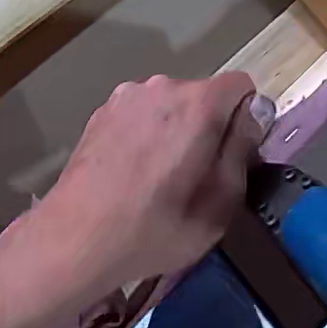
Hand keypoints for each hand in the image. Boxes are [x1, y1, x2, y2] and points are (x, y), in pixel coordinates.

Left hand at [31, 73, 273, 291]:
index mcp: (199, 104)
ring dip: (177, 127)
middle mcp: (164, 86)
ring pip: (172, 103)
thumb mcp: (220, 203)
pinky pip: (143, 111)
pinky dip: (147, 131)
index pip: (242, 85)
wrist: (73, 242)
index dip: (246, 117)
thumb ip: (242, 149)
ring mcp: (128, 95)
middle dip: (211, 124)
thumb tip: (253, 115)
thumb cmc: (155, 228)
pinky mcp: (102, 110)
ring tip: (160, 173)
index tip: (234, 153)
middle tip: (197, 173)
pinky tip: (132, 169)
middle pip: (206, 95)